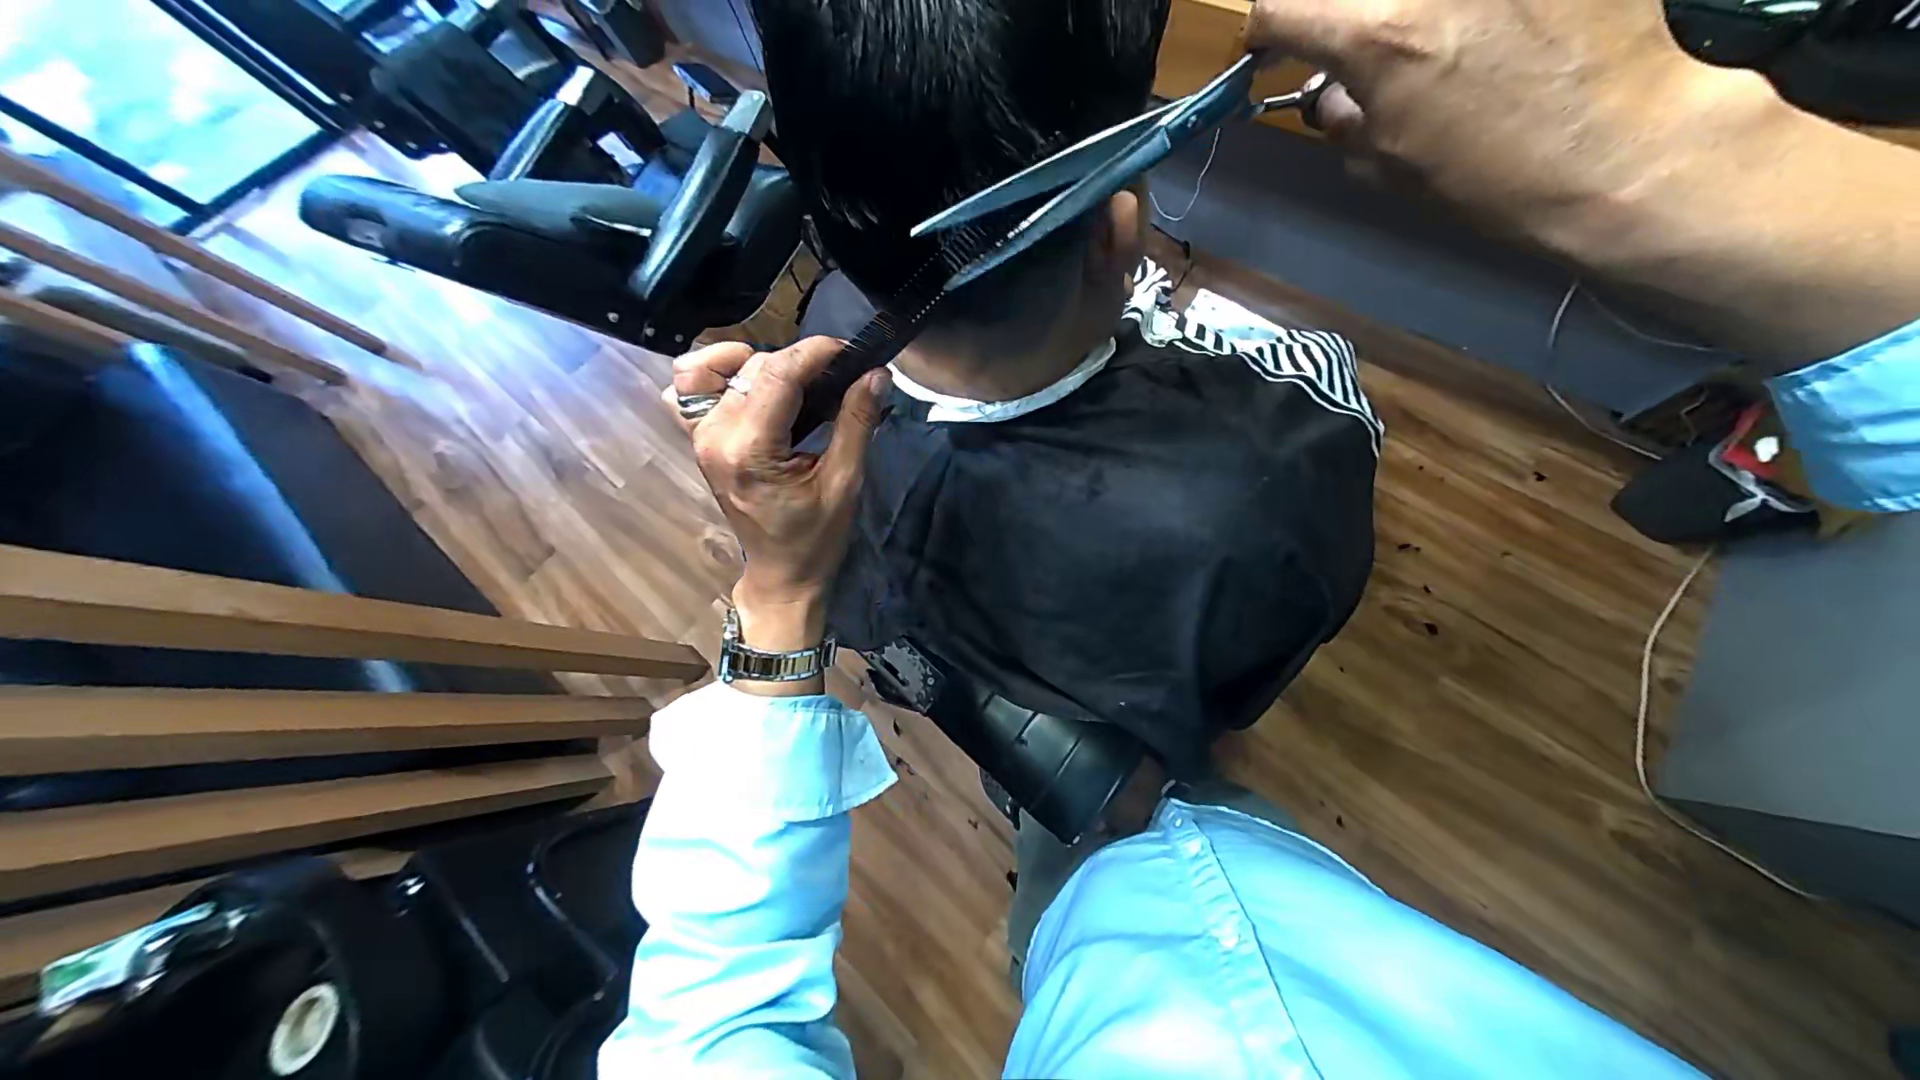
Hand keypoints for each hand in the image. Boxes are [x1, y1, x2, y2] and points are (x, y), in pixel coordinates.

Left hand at [668, 338, 890, 684]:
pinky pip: (687, 390)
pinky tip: (746, 386)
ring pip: (710, 368)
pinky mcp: (698, 440)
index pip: (778, 374)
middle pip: (752, 367)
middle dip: (798, 361)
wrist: (782, 573)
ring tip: (789, 379)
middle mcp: (715, 436)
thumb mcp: (845, 481)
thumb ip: (857, 421)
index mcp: (750, 449)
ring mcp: (700, 437)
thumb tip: (876, 372)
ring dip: (752, 361)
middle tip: (836, 377)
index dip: (817, 352)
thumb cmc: (816, 537)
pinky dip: (714, 376)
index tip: (851, 350)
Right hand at [1245, 0, 1780, 257]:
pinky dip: (1453, 12)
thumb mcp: (1386, 164)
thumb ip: (1342, 119)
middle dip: (1330, 11)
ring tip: (1417, 42)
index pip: (1281, 5)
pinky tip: (1476, 31)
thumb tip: (1331, 92)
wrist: (1621, 149)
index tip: (1273, 49)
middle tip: (1341, 42)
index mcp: (1378, 36)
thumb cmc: (1488, 176)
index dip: (1267, 30)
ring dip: (1390, 10)